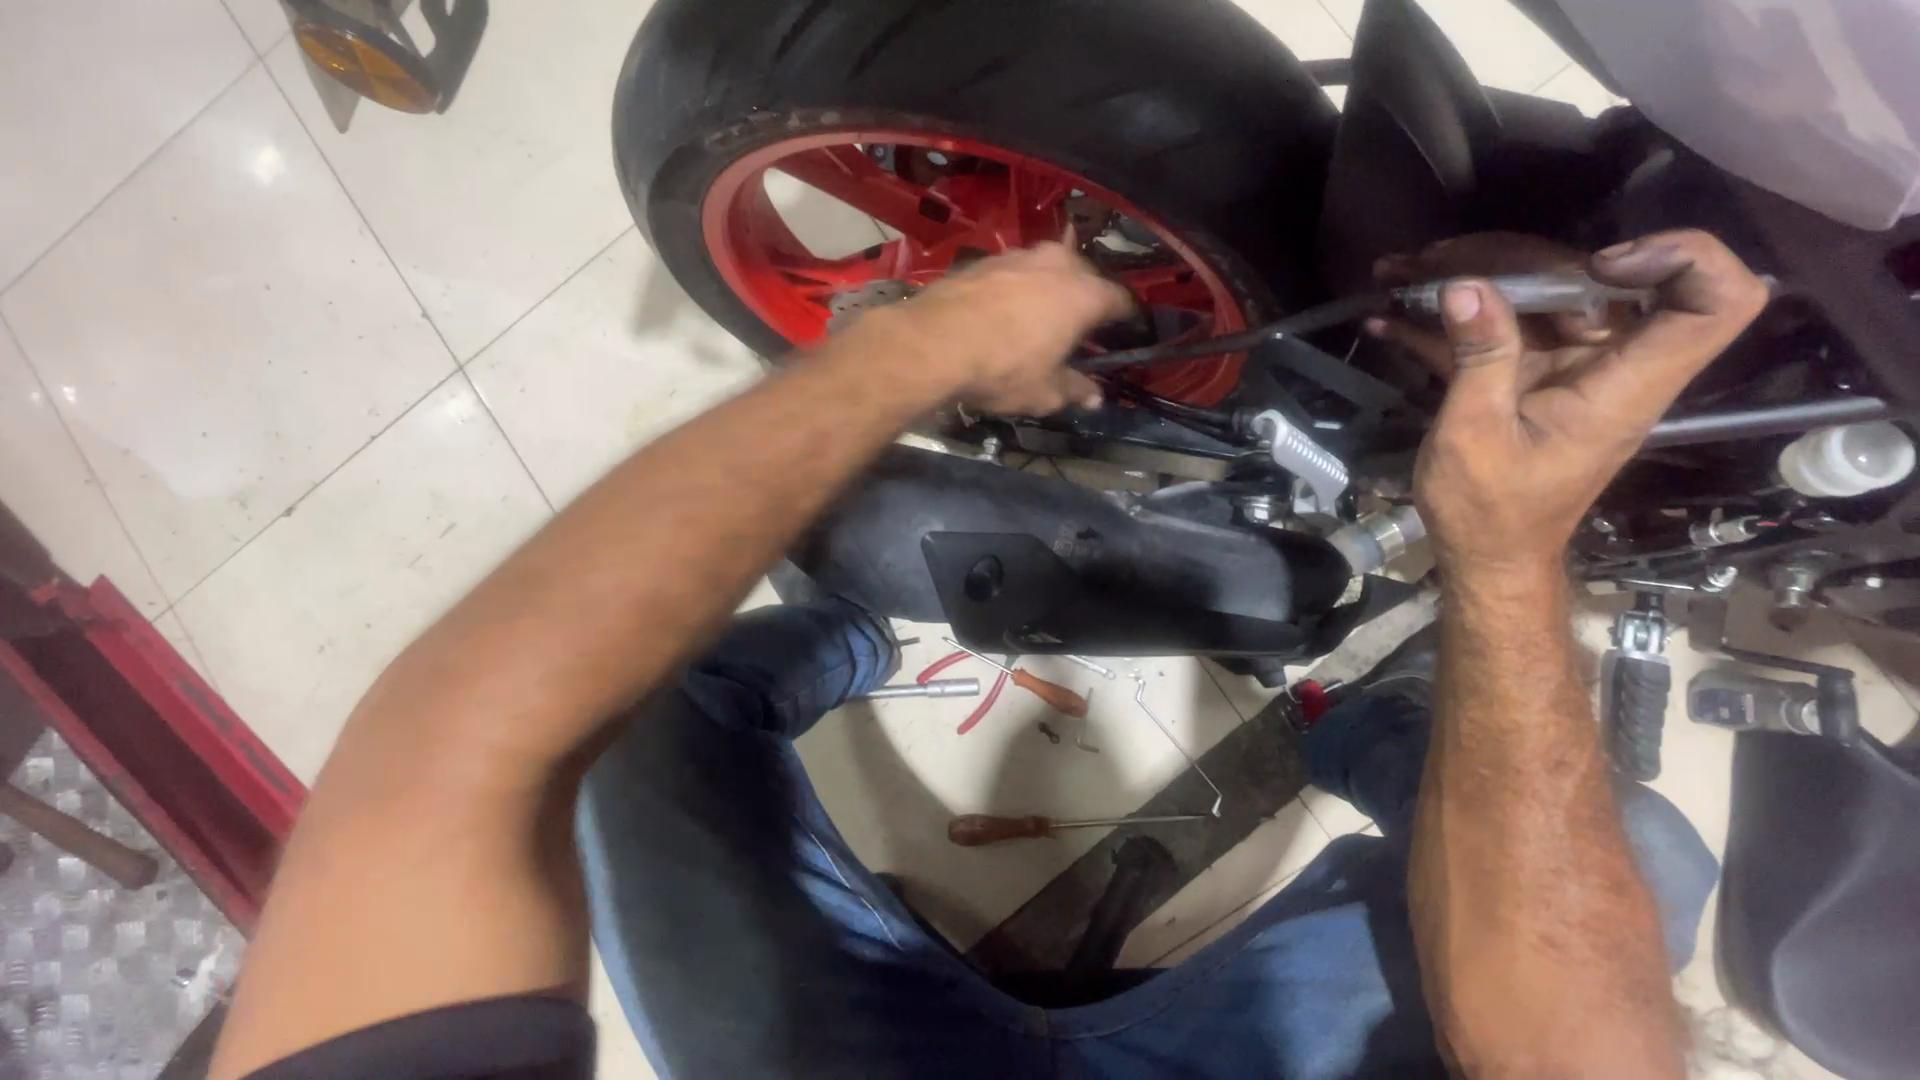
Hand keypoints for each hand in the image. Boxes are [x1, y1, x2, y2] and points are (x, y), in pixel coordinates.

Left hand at [840, 243, 1131, 414]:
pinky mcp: (985, 260)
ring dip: (1051, 289)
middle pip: (1086, 277)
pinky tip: (1006, 310)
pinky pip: (1015, 273)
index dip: (1127, 319)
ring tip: (1043, 315)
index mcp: (1085, 294)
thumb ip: (1075, 390)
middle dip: (1088, 299)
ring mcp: (1019, 256)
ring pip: (1048, 269)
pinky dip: (1018, 289)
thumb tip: (1095, 397)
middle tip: (1082, 325)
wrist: (933, 342)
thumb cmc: (1003, 369)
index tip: (1127, 332)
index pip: (1121, 301)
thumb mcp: (1045, 392)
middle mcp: (1058, 264)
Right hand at [1371, 229, 1769, 575]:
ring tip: (1397, 275)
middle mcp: (1606, 366)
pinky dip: (1441, 326)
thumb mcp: (1475, 435)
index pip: (1715, 302)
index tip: (1600, 262)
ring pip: (1532, 299)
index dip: (1681, 260)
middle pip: (1592, 283)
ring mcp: (1562, 369)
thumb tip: (1463, 285)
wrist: (1483, 555)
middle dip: (1512, 260)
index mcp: (1624, 385)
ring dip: (1463, 281)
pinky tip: (1386, 320)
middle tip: (1433, 261)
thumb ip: (1479, 357)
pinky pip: (1490, 336)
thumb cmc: (1490, 511)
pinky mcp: (1523, 378)